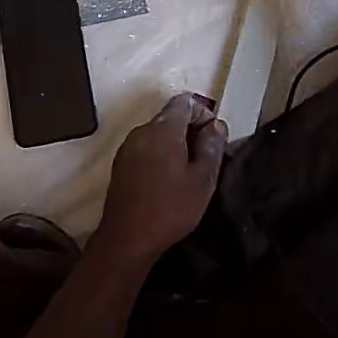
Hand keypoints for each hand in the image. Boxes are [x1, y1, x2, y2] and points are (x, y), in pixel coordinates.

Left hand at [94, 93, 226, 263]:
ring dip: (177, 143)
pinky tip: (170, 179)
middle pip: (170, 116)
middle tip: (207, 158)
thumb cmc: (171, 208)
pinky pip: (146, 146)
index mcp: (162, 130)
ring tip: (191, 172)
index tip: (215, 137)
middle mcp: (141, 131)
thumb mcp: (202, 180)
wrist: (128, 235)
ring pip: (158, 132)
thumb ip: (212, 147)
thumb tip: (216, 125)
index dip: (204, 113)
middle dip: (192, 130)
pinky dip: (161, 153)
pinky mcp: (122, 161)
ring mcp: (128, 145)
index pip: (184, 102)